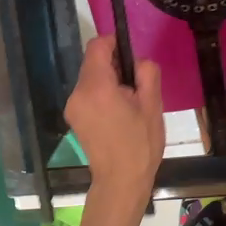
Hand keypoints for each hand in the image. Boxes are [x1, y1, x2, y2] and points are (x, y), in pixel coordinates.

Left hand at [63, 36, 164, 206]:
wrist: (120, 182)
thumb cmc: (140, 144)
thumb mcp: (152, 106)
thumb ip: (147, 74)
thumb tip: (138, 61)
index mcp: (97, 87)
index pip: (97, 46)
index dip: (114, 43)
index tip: (131, 56)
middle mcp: (78, 93)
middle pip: (92, 62)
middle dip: (114, 65)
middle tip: (135, 85)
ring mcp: (72, 106)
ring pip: (89, 78)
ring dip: (108, 80)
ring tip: (128, 102)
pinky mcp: (73, 117)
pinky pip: (87, 93)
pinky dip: (100, 94)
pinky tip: (117, 113)